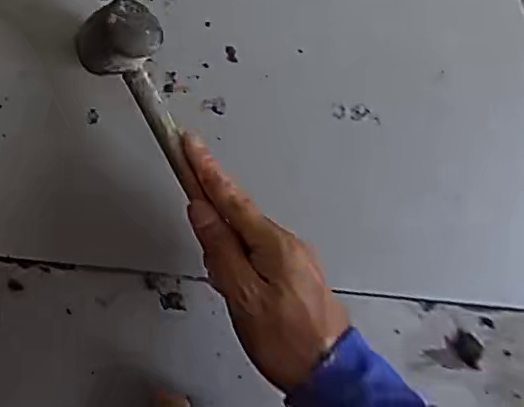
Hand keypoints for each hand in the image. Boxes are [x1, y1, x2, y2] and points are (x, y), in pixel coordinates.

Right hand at [183, 134, 350, 390]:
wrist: (335, 381)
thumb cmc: (290, 343)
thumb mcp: (242, 295)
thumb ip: (219, 248)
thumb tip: (200, 210)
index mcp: (272, 242)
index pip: (228, 195)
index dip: (204, 167)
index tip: (189, 142)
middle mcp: (286, 242)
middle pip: (237, 213)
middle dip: (212, 211)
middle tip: (194, 197)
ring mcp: (295, 257)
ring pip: (247, 235)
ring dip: (227, 243)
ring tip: (225, 281)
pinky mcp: (297, 273)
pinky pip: (260, 250)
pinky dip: (242, 254)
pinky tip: (239, 279)